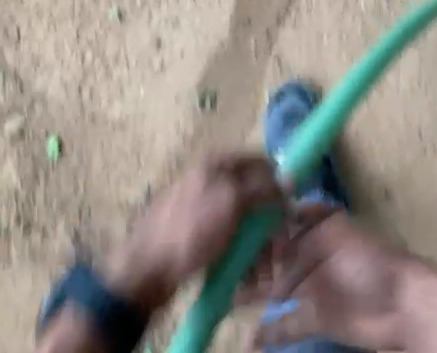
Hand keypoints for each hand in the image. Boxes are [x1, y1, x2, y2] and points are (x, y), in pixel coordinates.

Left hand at [100, 153, 285, 312]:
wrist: (144, 270)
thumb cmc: (190, 229)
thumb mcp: (231, 202)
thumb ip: (263, 188)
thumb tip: (291, 177)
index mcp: (217, 162)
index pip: (260, 161)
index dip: (279, 181)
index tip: (292, 206)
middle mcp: (212, 180)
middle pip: (255, 194)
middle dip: (270, 223)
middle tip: (279, 249)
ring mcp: (205, 209)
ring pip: (244, 220)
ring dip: (258, 245)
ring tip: (264, 271)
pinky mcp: (199, 235)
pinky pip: (230, 240)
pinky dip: (241, 255)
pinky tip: (248, 275)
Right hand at [239, 204, 422, 350]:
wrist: (401, 305)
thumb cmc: (368, 260)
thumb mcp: (336, 233)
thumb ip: (302, 232)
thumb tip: (270, 234)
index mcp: (317, 229)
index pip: (279, 227)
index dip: (257, 234)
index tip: (231, 239)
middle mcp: (310, 256)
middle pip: (274, 261)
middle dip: (251, 268)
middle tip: (223, 275)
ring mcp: (313, 289)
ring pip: (276, 291)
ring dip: (254, 298)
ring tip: (228, 303)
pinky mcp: (316, 319)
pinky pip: (287, 325)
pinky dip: (270, 332)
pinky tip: (252, 339)